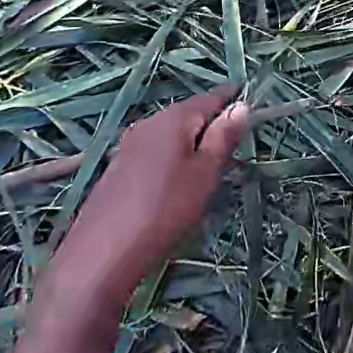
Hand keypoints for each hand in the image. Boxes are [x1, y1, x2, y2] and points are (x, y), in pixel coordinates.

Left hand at [54, 91, 251, 291]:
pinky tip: (174, 188)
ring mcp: (129, 146)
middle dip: (211, 126)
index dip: (231, 100)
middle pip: (188, 116)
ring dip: (190, 146)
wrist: (102, 254)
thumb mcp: (205, 173)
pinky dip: (170, 162)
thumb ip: (223, 137)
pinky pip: (154, 154)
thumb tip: (240, 105)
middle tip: (234, 149)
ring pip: (169, 137)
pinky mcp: (118, 169)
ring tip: (207, 172)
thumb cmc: (165, 208)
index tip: (250, 104)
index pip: (210, 98)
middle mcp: (149, 123)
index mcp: (173, 118)